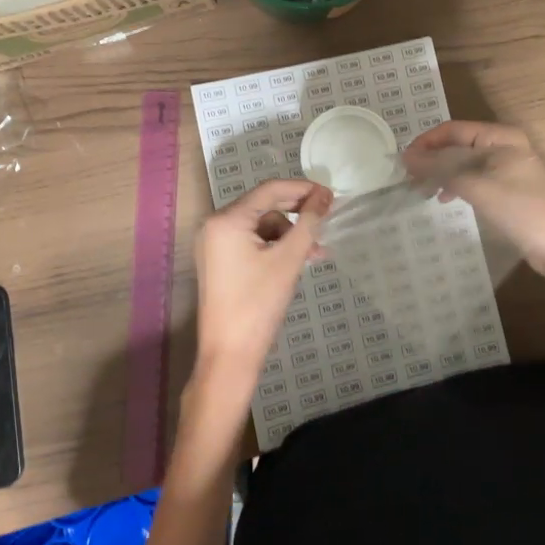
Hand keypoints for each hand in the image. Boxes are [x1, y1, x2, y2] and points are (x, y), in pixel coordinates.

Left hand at [193, 180, 332, 372]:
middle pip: (263, 205)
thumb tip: (324, 195)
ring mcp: (214, 244)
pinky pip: (251, 242)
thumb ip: (308, 222)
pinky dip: (274, 247)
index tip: (331, 196)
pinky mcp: (218, 261)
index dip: (302, 189)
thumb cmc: (259, 303)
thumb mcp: (289, 259)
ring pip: (260, 226)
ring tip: (314, 252)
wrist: (230, 354)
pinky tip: (297, 260)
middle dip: (297, 213)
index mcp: (227, 220)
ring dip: (289, 234)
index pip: (269, 190)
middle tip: (327, 218)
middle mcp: (215, 225)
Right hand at [403, 121, 544, 283]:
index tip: (403, 162)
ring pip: (466, 162)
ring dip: (443, 173)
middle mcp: (506, 145)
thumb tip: (407, 156)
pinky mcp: (510, 187)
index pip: (453, 129)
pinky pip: (476, 177)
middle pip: (459, 144)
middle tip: (408, 178)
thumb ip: (441, 168)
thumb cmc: (519, 210)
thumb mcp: (476, 186)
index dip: (426, 142)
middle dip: (433, 158)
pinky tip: (446, 198)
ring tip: (422, 190)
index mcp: (501, 136)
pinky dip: (458, 184)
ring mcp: (509, 166)